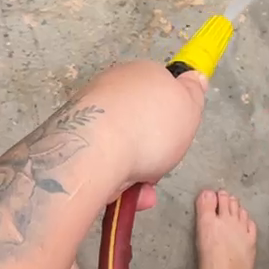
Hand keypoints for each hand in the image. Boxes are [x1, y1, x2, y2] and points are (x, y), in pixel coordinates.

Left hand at [72, 60, 208, 194]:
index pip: (161, 89)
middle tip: (161, 164)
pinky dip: (116, 180)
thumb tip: (194, 77)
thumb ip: (193, 92)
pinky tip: (126, 196)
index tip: (177, 133)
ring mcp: (89, 114)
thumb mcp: (189, 106)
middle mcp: (113, 88)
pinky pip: (103, 161)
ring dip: (138, 171)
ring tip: (144, 191)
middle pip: (141, 121)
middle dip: (154, 148)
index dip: (173, 115)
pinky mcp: (74, 142)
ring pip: (122, 146)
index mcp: (141, 73)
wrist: (96, 152)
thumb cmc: (150, 126)